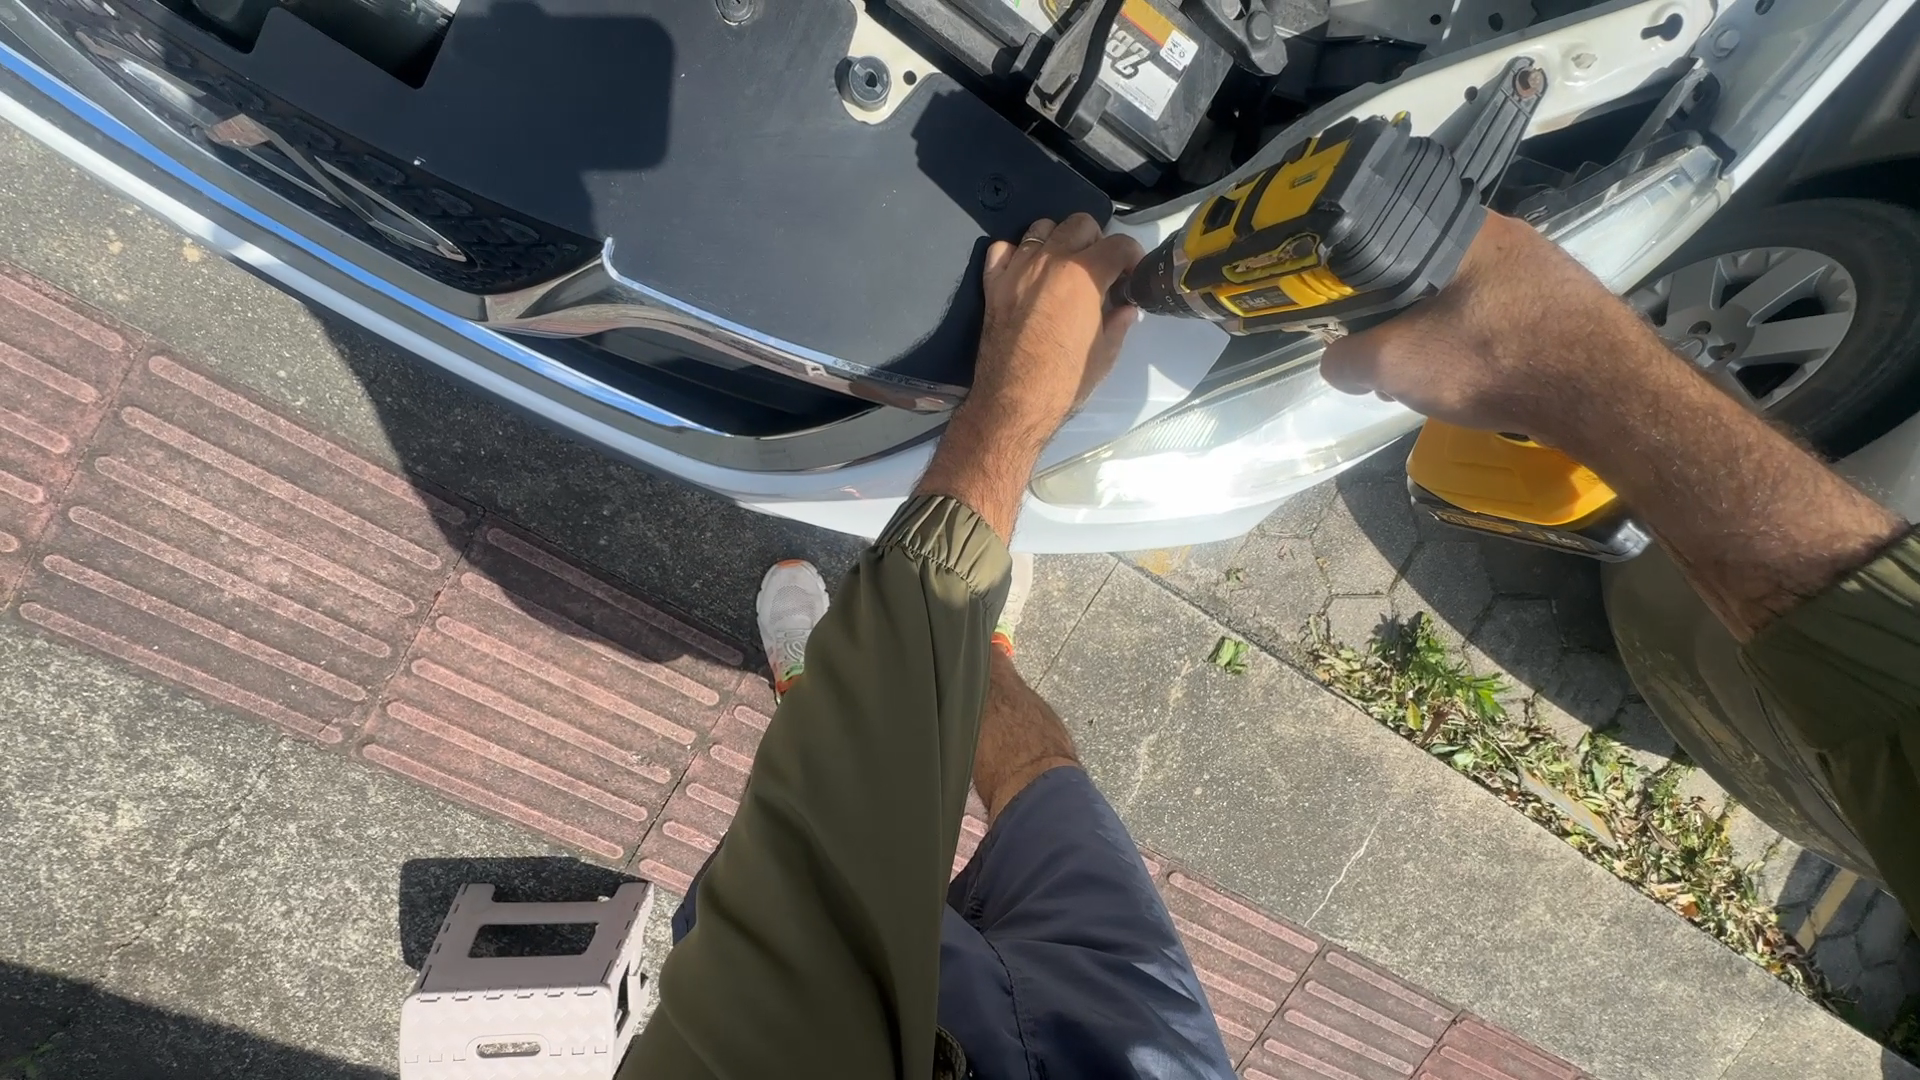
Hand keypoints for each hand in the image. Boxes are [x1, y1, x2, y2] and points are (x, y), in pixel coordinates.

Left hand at [973, 214, 1144, 440]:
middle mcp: (1050, 261)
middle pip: (1079, 224)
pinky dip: (1015, 254)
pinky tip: (1025, 273)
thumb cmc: (1064, 383)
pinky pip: (1002, 250)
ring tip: (1062, 266)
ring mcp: (1017, 270)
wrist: (1013, 403)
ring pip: (1041, 228)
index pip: (1119, 245)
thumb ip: (1118, 323)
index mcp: (1085, 275)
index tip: (1131, 274)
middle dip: (1096, 241)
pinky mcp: (992, 285)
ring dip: (1057, 240)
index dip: (1132, 257)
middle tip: (1099, 270)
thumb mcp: (1104, 354)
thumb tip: (1126, 309)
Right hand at [1319, 211, 1673, 444]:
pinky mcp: (1559, 301)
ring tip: (1428, 378)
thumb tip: (1337, 363)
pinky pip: (1490, 316)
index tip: (1350, 329)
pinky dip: (1468, 345)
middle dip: (1393, 323)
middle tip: (1386, 363)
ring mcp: (1539, 266)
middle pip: (1417, 279)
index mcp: (1460, 229)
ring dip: (1430, 338)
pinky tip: (1472, 375)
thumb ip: (1343, 360)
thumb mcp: (1388, 365)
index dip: (1355, 291)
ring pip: (1453, 300)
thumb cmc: (1488, 362)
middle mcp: (1504, 235)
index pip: (1382, 249)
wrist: (1601, 394)